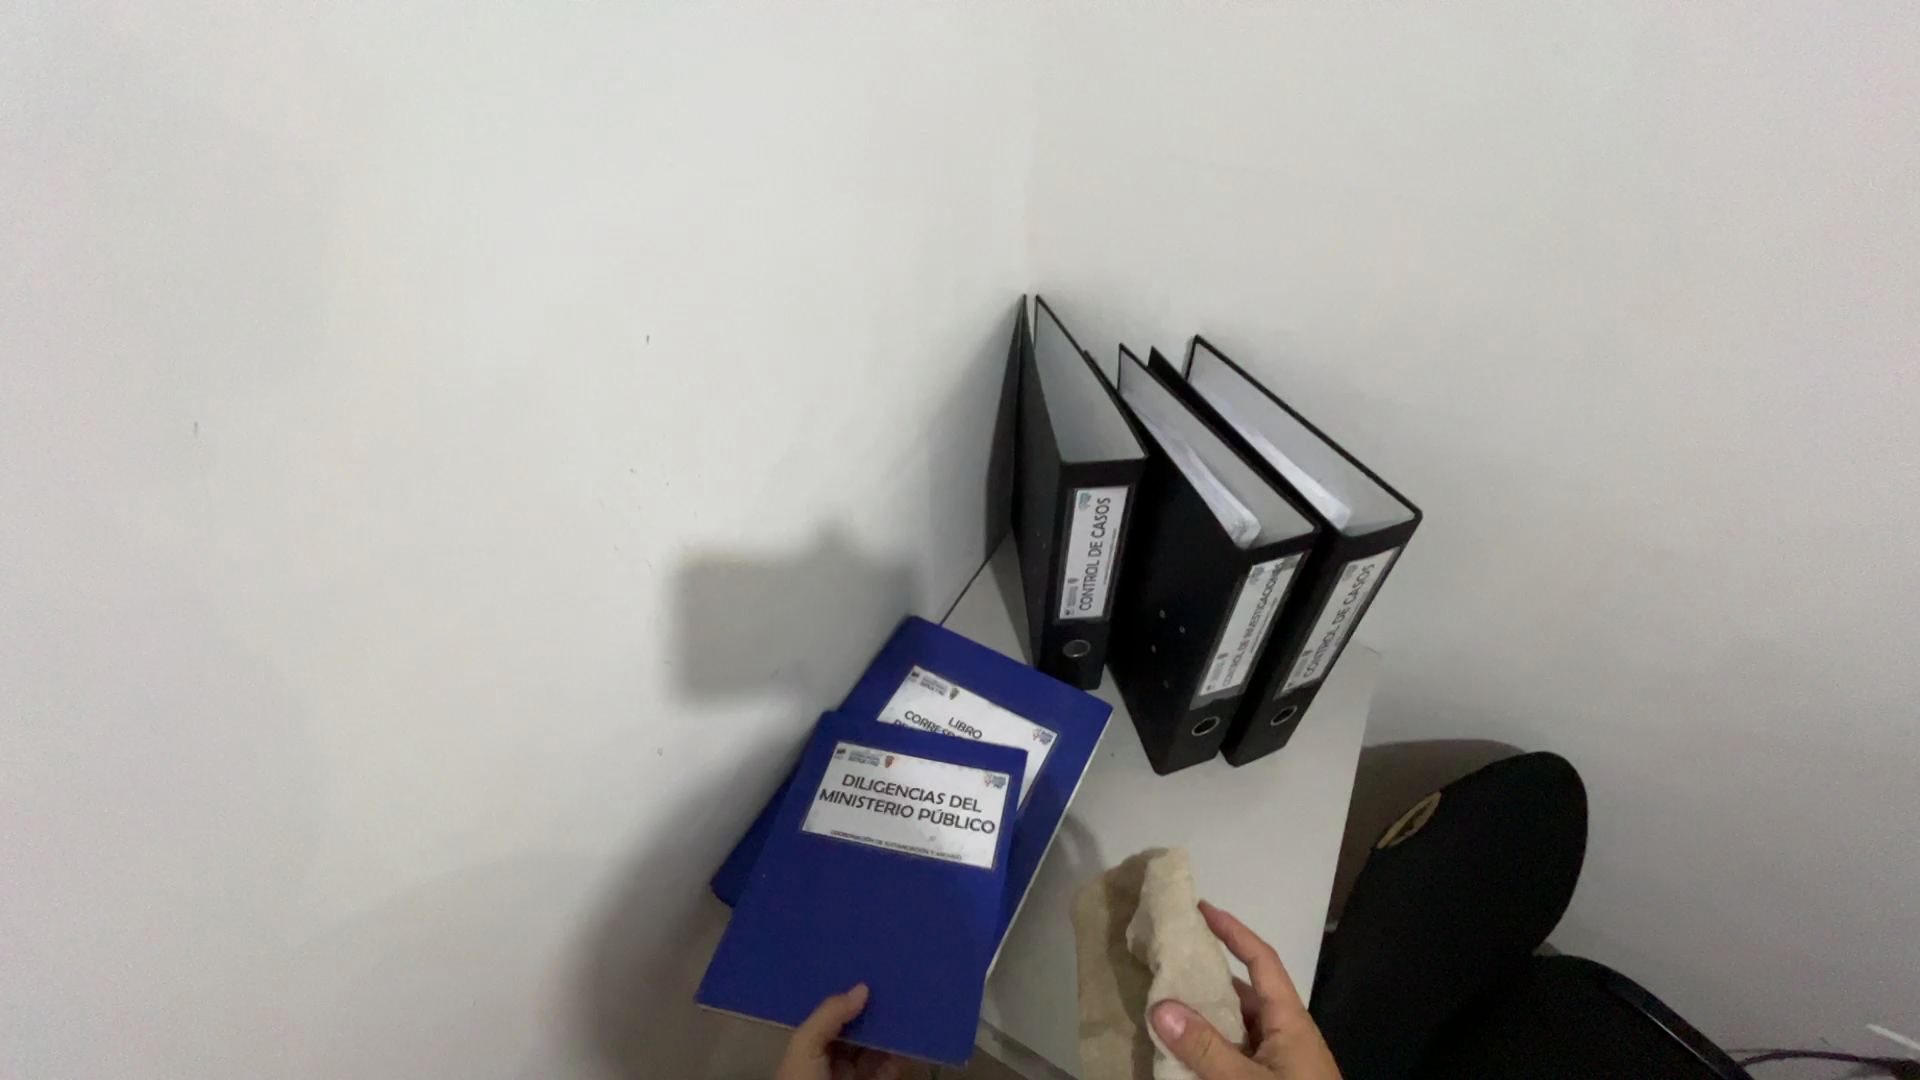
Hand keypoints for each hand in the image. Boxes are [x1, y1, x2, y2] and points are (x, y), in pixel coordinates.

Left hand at [775, 984, 901, 1079]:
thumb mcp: (805, 1047)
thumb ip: (829, 1016)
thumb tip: (863, 987)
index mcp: (810, 1048)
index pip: (831, 1015)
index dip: (847, 995)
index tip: (870, 970)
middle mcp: (831, 1062)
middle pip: (856, 1030)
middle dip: (873, 1011)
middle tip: (895, 983)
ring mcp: (852, 1078)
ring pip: (874, 1050)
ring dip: (889, 1033)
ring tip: (907, 1006)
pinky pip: (888, 1071)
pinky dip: (899, 1059)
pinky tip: (907, 1042)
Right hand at [1150, 902, 1342, 1079]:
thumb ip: (1206, 1049)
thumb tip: (1160, 1005)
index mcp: (1290, 1022)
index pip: (1261, 959)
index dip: (1232, 930)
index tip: (1200, 908)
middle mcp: (1286, 1037)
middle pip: (1243, 993)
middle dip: (1206, 977)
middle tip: (1166, 962)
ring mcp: (1280, 1067)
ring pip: (1236, 1029)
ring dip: (1204, 1018)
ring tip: (1164, 1006)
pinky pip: (1236, 1058)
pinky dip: (1210, 1051)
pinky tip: (1181, 1057)